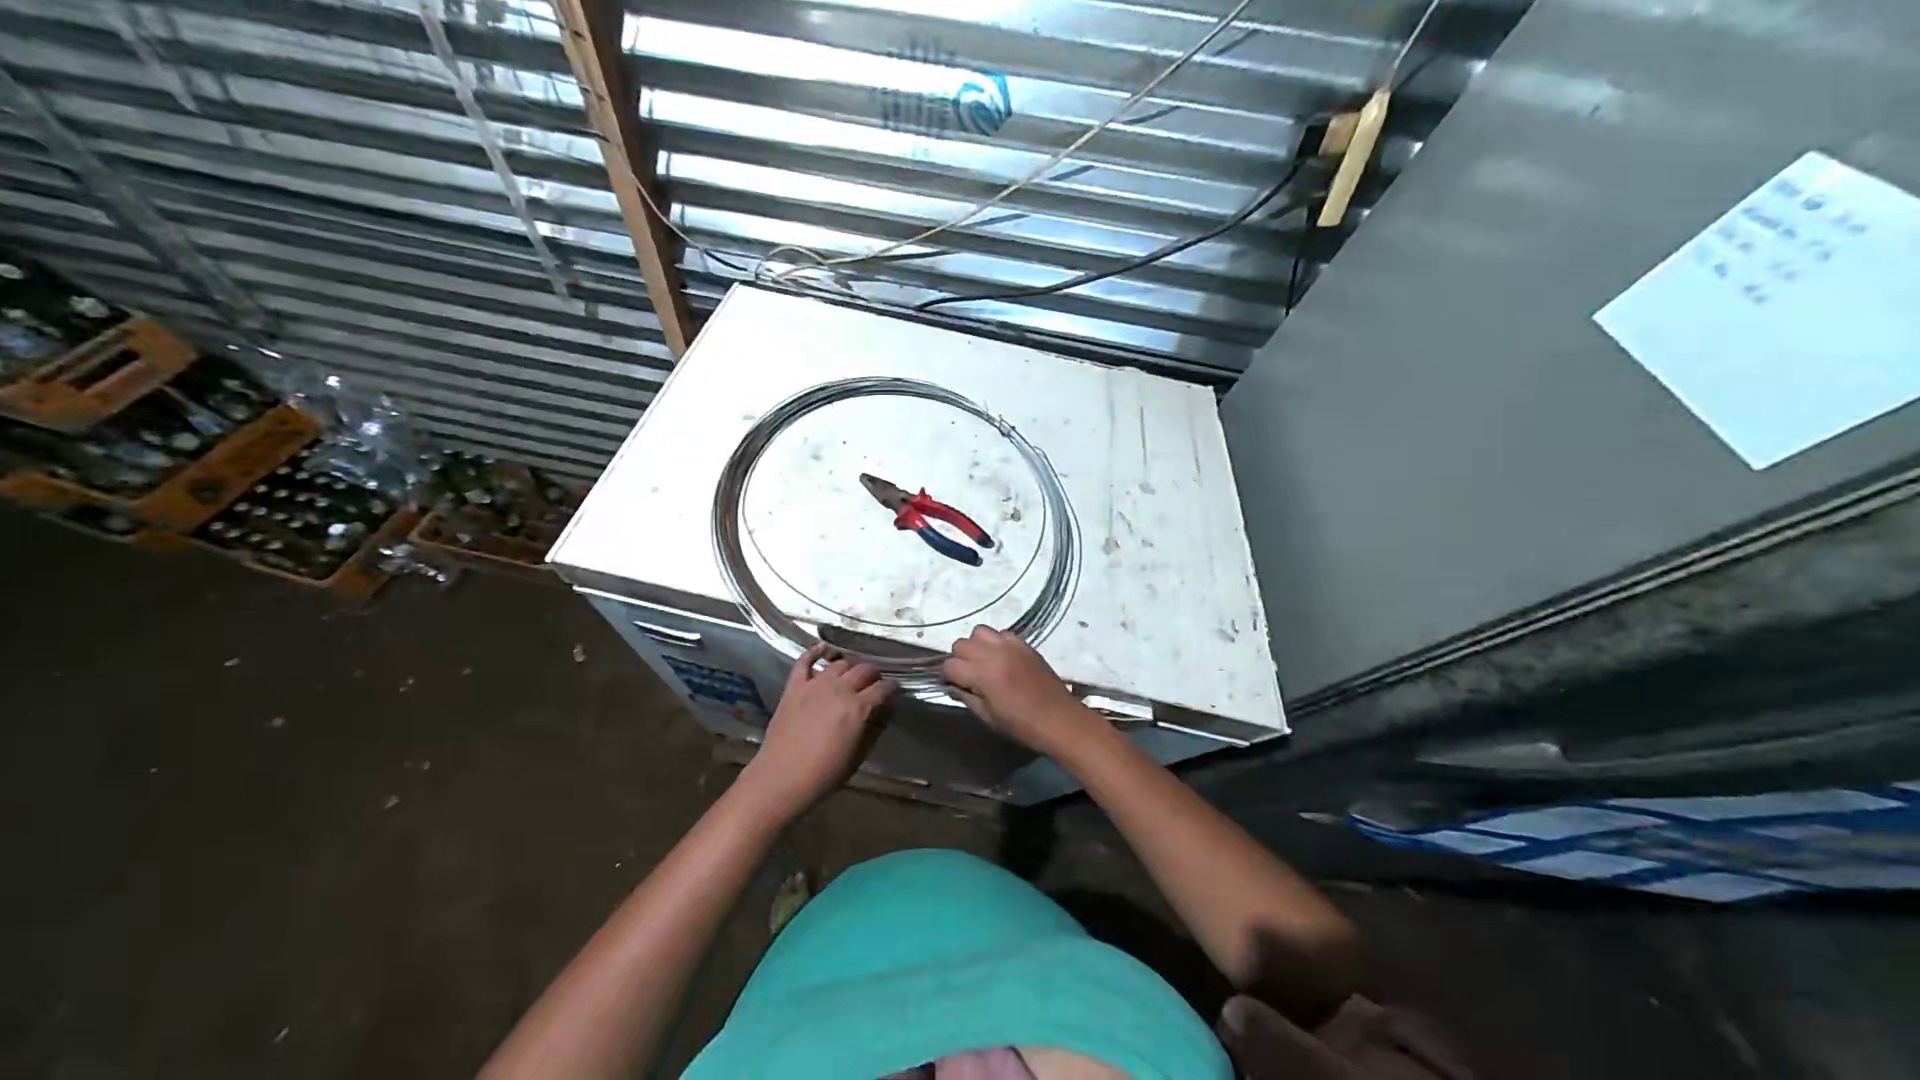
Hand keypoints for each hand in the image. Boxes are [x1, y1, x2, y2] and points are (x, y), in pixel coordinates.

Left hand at [739, 644, 891, 820]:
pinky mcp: (794, 687)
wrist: (781, 778)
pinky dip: (815, 652)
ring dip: (850, 668)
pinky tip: (823, 648)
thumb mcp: (859, 755)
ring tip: (852, 676)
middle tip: (875, 685)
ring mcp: (814, 685)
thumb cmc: (825, 774)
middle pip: (864, 670)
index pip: (884, 688)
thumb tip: (889, 708)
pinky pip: (804, 661)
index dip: (893, 689)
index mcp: (858, 707)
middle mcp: (839, 689)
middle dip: (874, 675)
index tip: (895, 693)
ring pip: (839, 664)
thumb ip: (876, 727)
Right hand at [943, 626, 1103, 755]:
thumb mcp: (988, 717)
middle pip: (961, 644)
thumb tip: (952, 686)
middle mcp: (993, 654)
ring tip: (984, 662)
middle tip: (969, 675)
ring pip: (980, 631)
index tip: (956, 685)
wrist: (1059, 719)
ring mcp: (1010, 646)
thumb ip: (967, 697)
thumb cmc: (1022, 725)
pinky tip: (1003, 658)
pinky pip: (1002, 633)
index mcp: (983, 674)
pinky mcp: (1024, 645)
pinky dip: (997, 642)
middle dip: (959, 658)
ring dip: (976, 646)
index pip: (950, 664)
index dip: (949, 676)